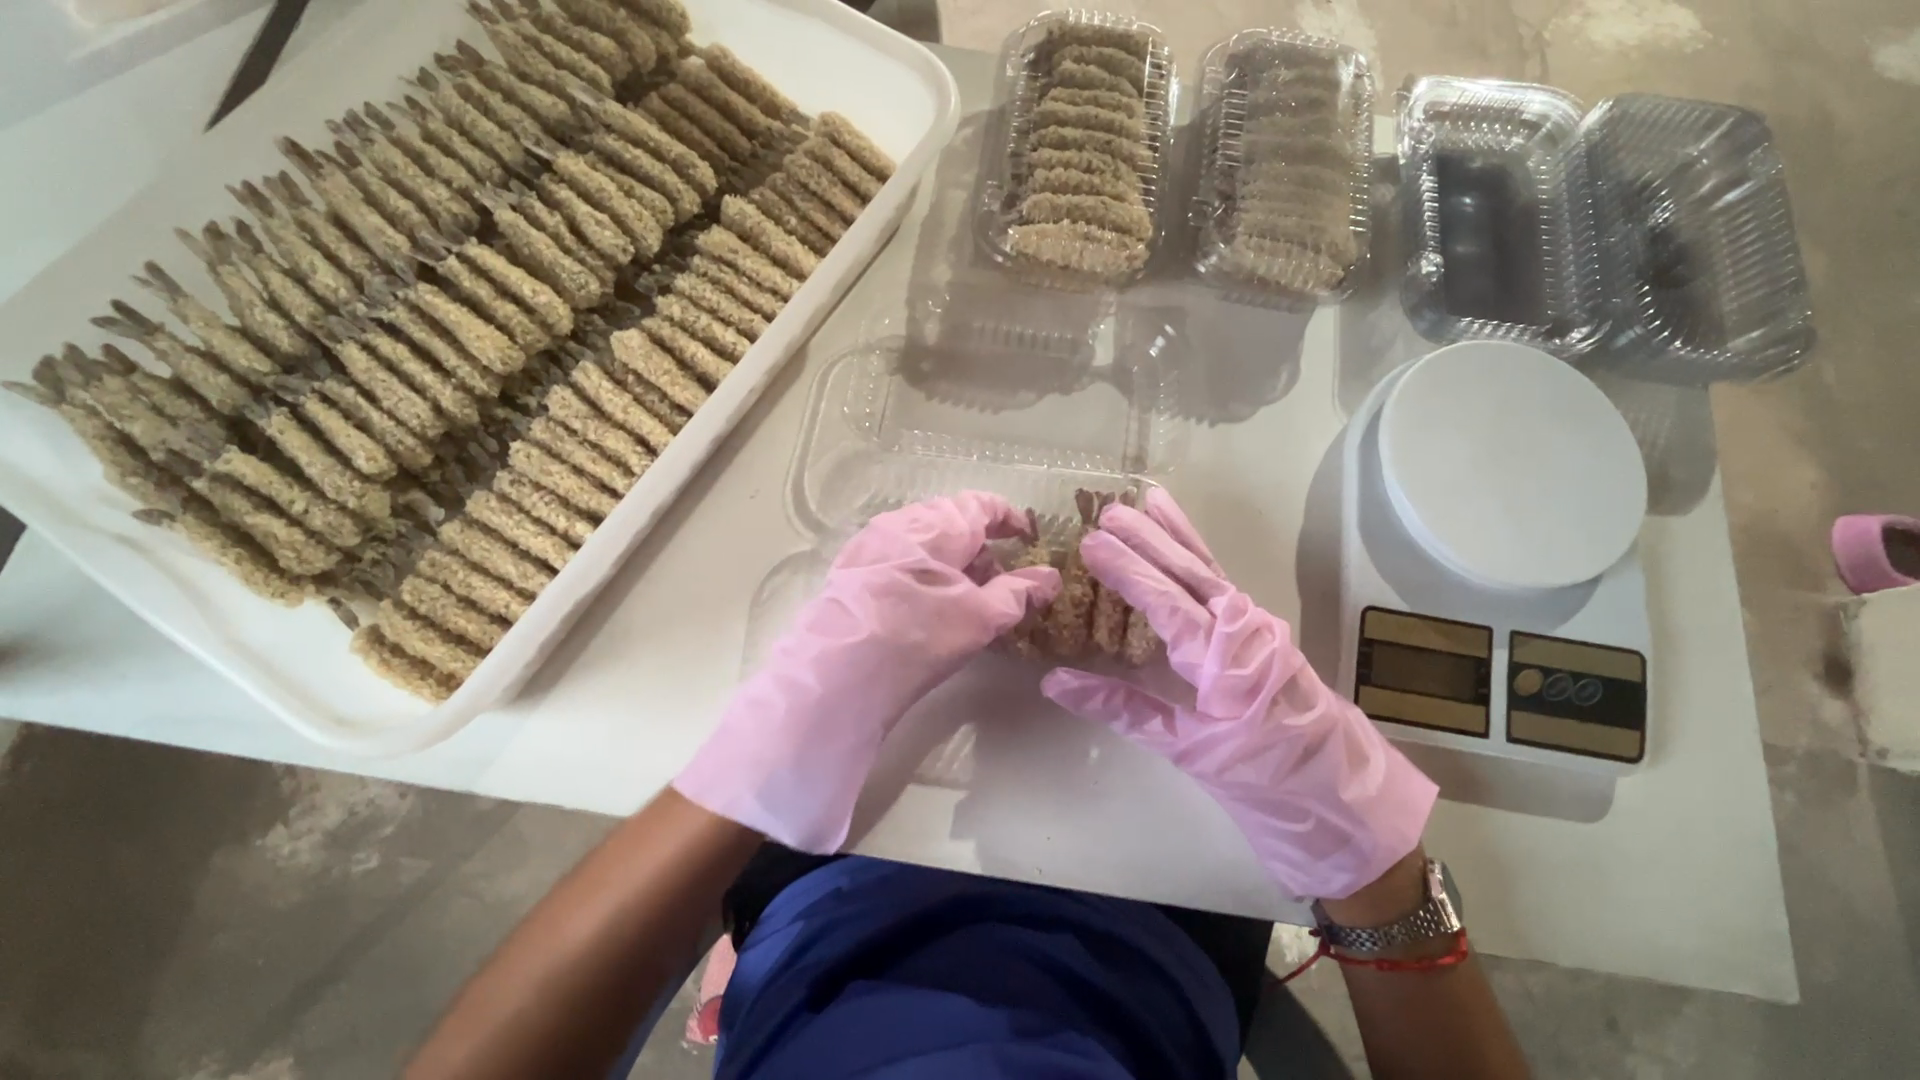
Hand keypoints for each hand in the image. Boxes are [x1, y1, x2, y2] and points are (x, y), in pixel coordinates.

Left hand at [674, 492, 1060, 852]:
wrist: (839, 674)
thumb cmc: (919, 636)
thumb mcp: (980, 618)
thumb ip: (1018, 593)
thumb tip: (1049, 578)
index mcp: (937, 523)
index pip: (982, 504)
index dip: (1010, 520)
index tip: (1027, 540)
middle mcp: (900, 522)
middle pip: (950, 521)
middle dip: (980, 546)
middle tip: (1000, 580)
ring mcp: (869, 544)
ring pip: (921, 541)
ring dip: (949, 561)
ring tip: (966, 599)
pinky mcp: (849, 571)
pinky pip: (897, 558)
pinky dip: (921, 572)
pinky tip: (926, 607)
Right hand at [1040, 489, 1436, 899]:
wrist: (1346, 806)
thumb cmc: (1268, 782)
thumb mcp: (1191, 751)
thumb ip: (1125, 709)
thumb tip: (1056, 681)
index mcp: (1227, 658)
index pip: (1168, 602)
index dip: (1128, 571)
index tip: (1091, 542)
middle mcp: (1247, 632)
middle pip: (1192, 575)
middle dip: (1151, 541)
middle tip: (1109, 511)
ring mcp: (1260, 633)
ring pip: (1212, 574)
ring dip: (1179, 540)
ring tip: (1150, 505)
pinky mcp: (1265, 642)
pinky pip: (1226, 591)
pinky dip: (1201, 564)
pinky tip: (1186, 553)